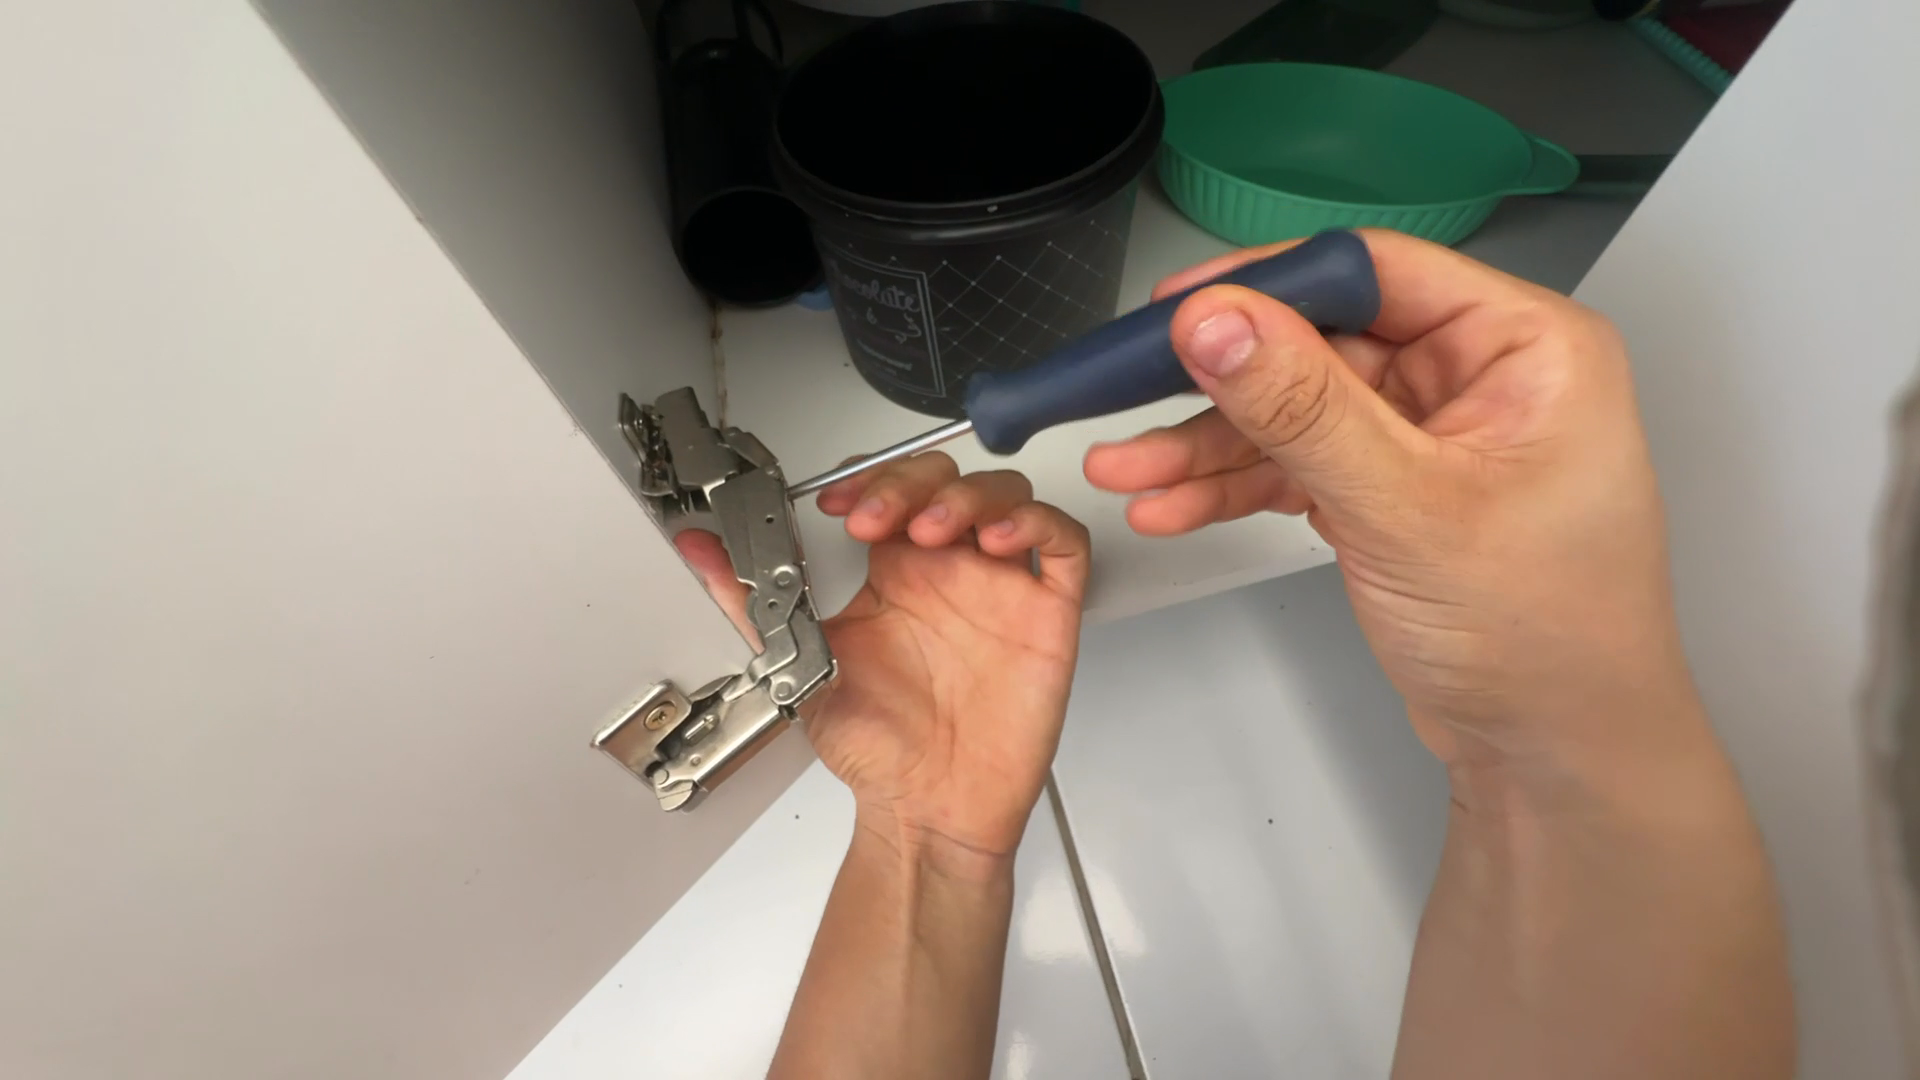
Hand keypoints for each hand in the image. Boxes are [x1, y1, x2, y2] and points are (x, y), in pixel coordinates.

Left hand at [675, 454, 1088, 867]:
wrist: (928, 806)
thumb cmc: (877, 743)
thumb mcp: (802, 664)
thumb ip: (750, 606)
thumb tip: (699, 556)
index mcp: (894, 573)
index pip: (891, 487)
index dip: (869, 476)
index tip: (838, 502)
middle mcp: (948, 569)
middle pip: (948, 477)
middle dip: (913, 480)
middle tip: (880, 519)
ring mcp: (999, 586)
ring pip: (1005, 495)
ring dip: (969, 494)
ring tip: (936, 531)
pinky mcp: (1045, 612)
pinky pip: (1061, 543)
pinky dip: (1035, 523)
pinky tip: (997, 542)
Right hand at [1084, 230, 1700, 790]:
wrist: (1541, 745)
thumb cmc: (1532, 631)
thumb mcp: (1405, 507)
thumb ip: (1303, 408)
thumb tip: (1217, 322)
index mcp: (1513, 346)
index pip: (1370, 274)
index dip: (1265, 282)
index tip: (1174, 309)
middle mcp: (1458, 379)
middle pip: (1307, 352)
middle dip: (1211, 389)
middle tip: (1124, 398)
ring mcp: (1407, 438)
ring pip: (1281, 418)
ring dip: (1200, 450)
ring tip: (1122, 474)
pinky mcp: (1370, 489)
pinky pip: (1282, 470)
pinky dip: (1225, 491)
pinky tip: (1169, 509)